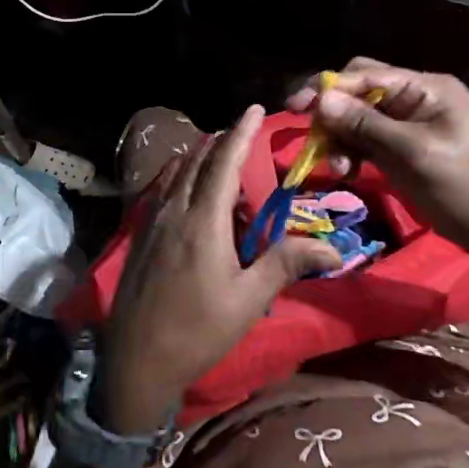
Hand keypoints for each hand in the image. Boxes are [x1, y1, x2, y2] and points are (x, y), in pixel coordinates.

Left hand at [97, 105, 339, 433]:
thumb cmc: (197, 330)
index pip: (224, 163)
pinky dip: (179, 175)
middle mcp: (174, 211)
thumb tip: (333, 250)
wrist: (136, 358)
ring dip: (198, 156)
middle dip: (220, 141)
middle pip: (196, 161)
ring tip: (217, 153)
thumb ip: (284, 264)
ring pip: (176, 174)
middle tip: (241, 132)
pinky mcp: (140, 236)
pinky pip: (162, 190)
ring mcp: (151, 222)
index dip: (240, 133)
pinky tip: (185, 186)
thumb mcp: (247, 300)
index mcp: (203, 221)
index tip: (254, 108)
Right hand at [286, 60, 468, 251]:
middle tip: (308, 134)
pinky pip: (365, 140)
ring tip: (337, 167)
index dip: (328, 88)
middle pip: (358, 91)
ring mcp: (408, 124)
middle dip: (331, 112)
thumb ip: (366, 124)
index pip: (365, 74)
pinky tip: (347, 171)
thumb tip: (321, 99)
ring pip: (357, 118)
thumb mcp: (414, 154)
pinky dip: (351, 152)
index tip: (294, 108)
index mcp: (426, 88)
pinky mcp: (402, 149)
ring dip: (339, 137)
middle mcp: (414, 98)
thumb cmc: (467, 188)